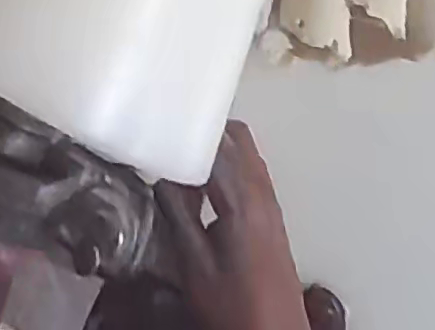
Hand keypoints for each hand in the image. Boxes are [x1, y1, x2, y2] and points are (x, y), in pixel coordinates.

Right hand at [157, 121, 310, 329]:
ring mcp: (271, 202)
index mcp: (242, 199)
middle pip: (237, 136)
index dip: (190, 130)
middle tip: (176, 139)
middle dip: (206, 131)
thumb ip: (177, 212)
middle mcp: (262, 192)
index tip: (166, 126)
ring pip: (246, 150)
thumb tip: (162, 177)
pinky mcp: (272, 214)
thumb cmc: (236, 308)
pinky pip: (251, 168)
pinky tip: (207, 183)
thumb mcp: (194, 264)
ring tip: (187, 159)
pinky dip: (230, 162)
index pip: (217, 144)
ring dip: (219, 146)